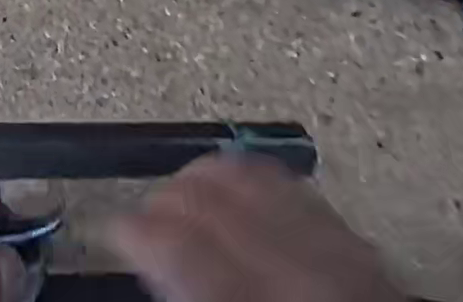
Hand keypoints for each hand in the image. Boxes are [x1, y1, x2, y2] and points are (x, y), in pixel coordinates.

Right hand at [107, 155, 402, 301]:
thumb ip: (192, 288)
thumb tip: (156, 260)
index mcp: (256, 298)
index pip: (184, 251)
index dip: (139, 230)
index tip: (114, 225)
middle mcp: (294, 267)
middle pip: (215, 199)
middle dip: (167, 197)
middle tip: (142, 213)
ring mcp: (329, 242)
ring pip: (251, 177)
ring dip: (205, 175)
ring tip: (179, 188)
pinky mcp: (348, 233)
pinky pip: (288, 182)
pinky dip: (250, 173)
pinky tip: (233, 177)